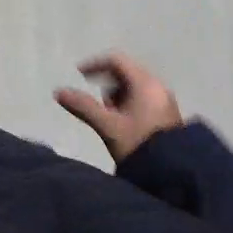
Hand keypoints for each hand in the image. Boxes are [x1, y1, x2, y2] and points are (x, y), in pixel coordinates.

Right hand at [54, 53, 183, 162]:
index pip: (116, 60)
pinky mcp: (169, 113)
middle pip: (127, 72)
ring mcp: (165, 99)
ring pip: (136, 86)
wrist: (173, 172)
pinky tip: (126, 125)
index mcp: (144, 83)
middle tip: (101, 107)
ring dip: (119, 95)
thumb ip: (84, 107)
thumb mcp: (108, 126)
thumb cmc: (138, 144)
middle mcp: (158, 85)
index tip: (79, 75)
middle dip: (108, 85)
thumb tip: (59, 92)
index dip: (95, 64)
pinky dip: (131, 103)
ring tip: (112, 119)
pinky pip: (145, 97)